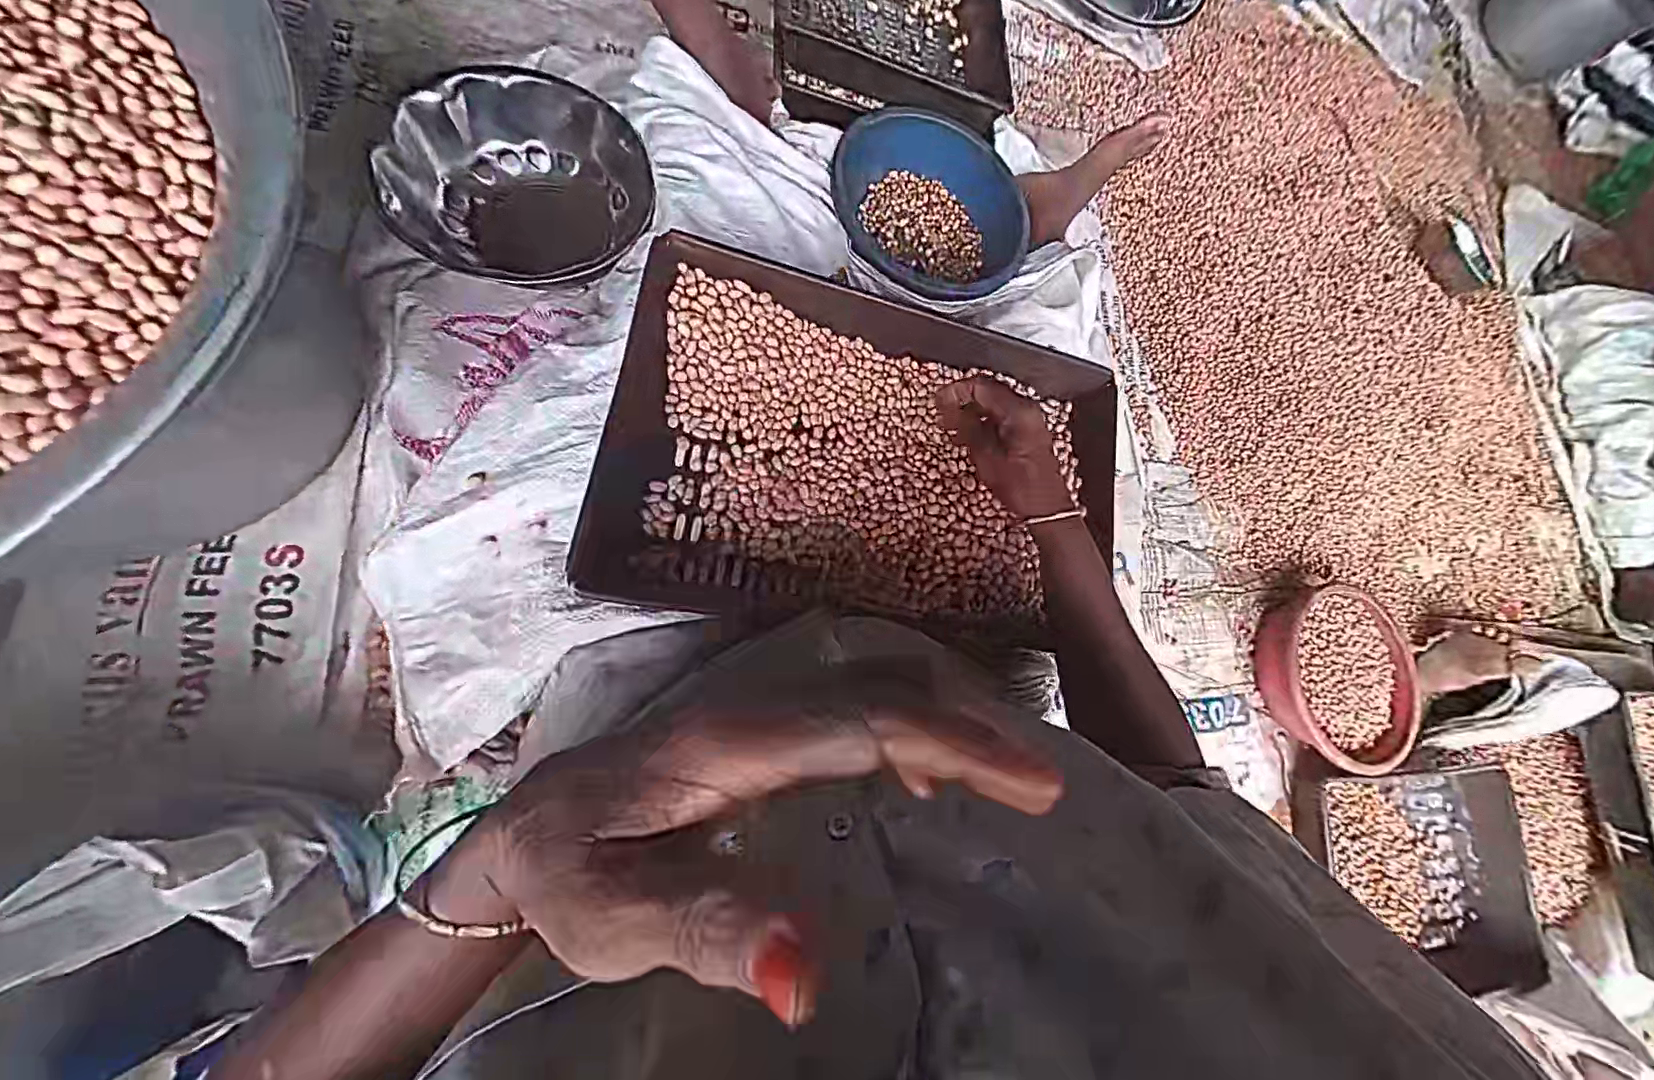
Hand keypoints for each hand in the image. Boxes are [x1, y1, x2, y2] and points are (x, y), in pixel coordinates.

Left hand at [453, 675, 1062, 1025]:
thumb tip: (805, 980)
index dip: (956, 743)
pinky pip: (868, 706)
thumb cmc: (576, 873)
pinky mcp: (777, 722)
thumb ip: (709, 935)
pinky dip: (919, 730)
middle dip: (975, 733)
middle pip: (893, 693)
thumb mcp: (620, 922)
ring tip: (1009, 780)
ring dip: (953, 724)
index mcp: (738, 741)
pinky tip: (932, 777)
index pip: (870, 721)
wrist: (535, 824)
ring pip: (886, 689)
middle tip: (1042, 787)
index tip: (1030, 780)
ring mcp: (773, 707)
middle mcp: (767, 705)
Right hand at [935, 376, 1073, 519]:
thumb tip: (953, 412)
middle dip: (963, 401)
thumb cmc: (1020, 488)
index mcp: (1019, 412)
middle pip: (990, 393)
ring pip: (995, 406)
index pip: (982, 387)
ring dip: (973, 412)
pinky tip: (970, 435)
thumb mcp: (987, 458)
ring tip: (952, 426)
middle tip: (942, 412)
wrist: (1047, 509)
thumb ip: (968, 429)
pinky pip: (1003, 418)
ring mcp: (1031, 421)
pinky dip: (985, 422)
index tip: (939, 400)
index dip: (957, 391)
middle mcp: (1028, 411)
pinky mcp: (1030, 433)